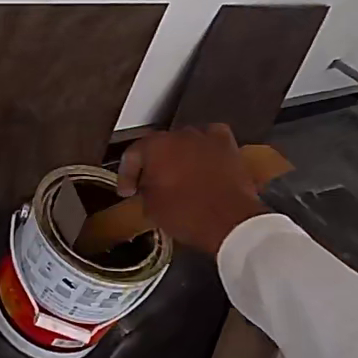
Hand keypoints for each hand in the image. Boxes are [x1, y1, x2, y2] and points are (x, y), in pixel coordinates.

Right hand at [116, 124, 269, 254]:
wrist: (230, 222)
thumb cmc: (187, 214)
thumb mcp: (151, 207)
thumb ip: (143, 188)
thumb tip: (146, 186)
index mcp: (154, 146)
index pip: (132, 155)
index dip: (126, 175)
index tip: (127, 191)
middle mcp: (178, 134)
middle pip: (158, 146)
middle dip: (154, 165)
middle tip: (151, 185)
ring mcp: (205, 137)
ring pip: (184, 143)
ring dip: (179, 157)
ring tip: (178, 177)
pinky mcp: (228, 145)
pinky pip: (210, 141)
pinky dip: (204, 150)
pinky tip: (202, 163)